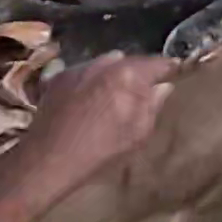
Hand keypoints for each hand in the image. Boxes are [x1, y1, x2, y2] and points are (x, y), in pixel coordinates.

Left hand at [0, 51, 175, 214]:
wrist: (47, 161)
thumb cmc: (101, 149)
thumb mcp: (139, 133)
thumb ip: (154, 104)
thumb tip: (164, 86)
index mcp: (130, 74)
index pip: (159, 62)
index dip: (169, 68)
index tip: (174, 74)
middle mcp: (106, 63)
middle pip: (132, 60)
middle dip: (140, 72)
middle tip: (142, 91)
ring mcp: (80, 67)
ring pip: (108, 63)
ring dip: (115, 74)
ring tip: (113, 94)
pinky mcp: (60, 77)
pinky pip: (85, 71)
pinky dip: (92, 80)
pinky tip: (88, 100)